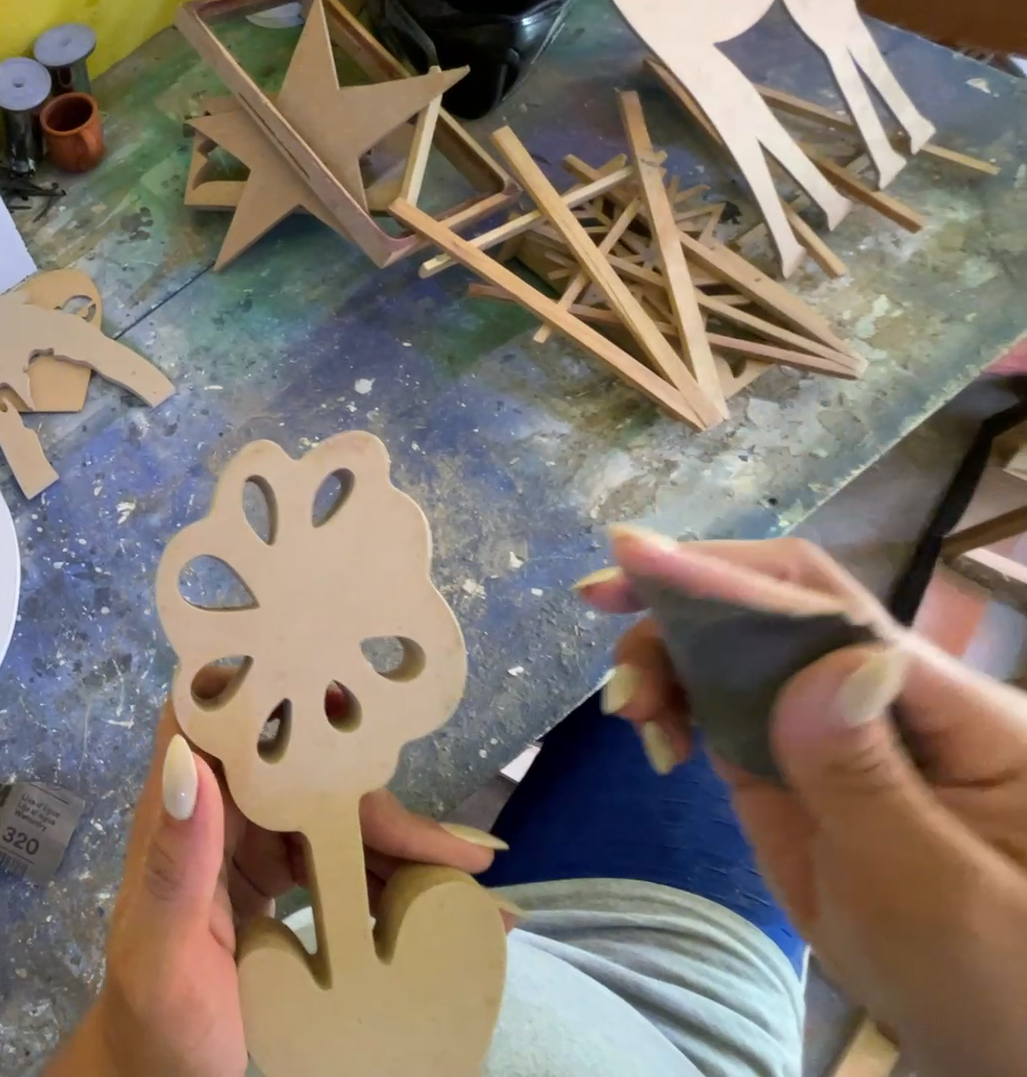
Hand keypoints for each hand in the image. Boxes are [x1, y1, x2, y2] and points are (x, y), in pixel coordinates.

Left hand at [48, 670, 510, 1076]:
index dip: (263, 684)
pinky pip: (343, 857)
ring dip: (398, 839)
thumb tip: (188, 759)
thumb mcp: (164, 953)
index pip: (211, 717)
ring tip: (474, 884)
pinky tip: (446, 905)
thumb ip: (174, 862)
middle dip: (371, 790)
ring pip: (329, 810)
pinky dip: (392, 875)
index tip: (338, 687)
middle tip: (455, 848)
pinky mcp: (280, 876)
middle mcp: (217, 813)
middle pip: (296, 766)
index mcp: (180, 813)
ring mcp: (252, 843)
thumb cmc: (159, 1022)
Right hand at [577, 527, 1026, 1076]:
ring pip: (724, 652)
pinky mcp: (783, 753)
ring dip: (660, 660)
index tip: (631, 553)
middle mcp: (887, 698)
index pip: (834, 614)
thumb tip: (827, 663)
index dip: (728, 575)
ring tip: (629, 713)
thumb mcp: (934, 886)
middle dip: (676, 605)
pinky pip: (710, 700)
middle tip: (594, 604)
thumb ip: (869, 774)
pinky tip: (651, 735)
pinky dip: (665, 701)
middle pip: (767, 612)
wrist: (986, 1039)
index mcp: (959, 712)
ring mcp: (828, 724)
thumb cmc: (997, 979)